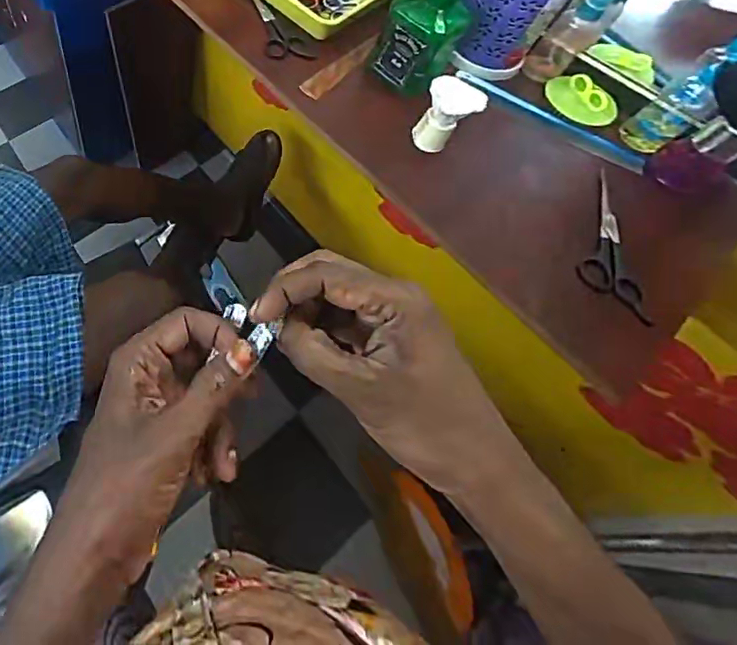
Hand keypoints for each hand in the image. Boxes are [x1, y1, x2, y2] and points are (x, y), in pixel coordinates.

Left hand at [53, 309, 257, 589]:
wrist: (95, 551)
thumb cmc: (126, 482)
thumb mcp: (176, 432)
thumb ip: (214, 387)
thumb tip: (248, 348)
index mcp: (138, 359)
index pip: (185, 321)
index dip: (219, 333)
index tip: (249, 359)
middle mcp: (146, 375)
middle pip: (200, 359)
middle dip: (224, 389)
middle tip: (250, 403)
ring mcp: (156, 408)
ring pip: (205, 397)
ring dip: (221, 429)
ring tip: (222, 464)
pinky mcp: (165, 440)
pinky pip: (200, 427)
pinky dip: (212, 447)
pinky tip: (212, 475)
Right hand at [249, 250, 515, 495]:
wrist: (480, 466)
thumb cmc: (426, 428)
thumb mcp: (359, 390)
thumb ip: (310, 351)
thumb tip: (275, 327)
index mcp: (395, 298)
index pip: (324, 273)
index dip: (284, 289)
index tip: (256, 316)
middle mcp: (394, 292)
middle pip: (327, 270)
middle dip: (290, 290)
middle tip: (263, 319)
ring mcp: (393, 309)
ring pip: (332, 289)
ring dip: (303, 305)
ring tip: (280, 333)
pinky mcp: (390, 328)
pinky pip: (344, 312)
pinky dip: (319, 322)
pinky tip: (303, 340)